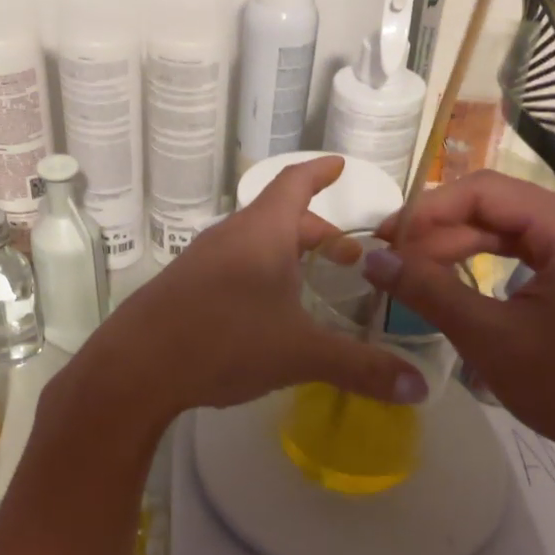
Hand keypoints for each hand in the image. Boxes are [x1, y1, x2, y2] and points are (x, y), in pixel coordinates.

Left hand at [69, 156, 428, 420]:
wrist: (134, 368)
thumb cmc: (223, 342)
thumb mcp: (300, 354)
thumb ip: (361, 368)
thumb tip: (420, 388)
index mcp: (262, 233)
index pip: (295, 183)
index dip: (320, 172)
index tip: (340, 165)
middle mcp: (229, 237)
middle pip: (278, 218)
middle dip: (316, 233)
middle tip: (347, 260)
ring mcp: (200, 262)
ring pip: (253, 245)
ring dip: (285, 257)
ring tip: (309, 288)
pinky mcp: (181, 289)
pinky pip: (230, 268)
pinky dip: (258, 277)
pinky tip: (264, 315)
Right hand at [367, 171, 554, 472]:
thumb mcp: (490, 338)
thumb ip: (428, 290)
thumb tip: (372, 258)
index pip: (486, 191)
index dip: (427, 210)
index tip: (384, 240)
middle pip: (501, 206)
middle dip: (441, 230)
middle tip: (393, 262)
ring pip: (516, 231)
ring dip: (463, 246)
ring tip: (418, 273)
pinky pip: (535, 255)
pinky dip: (493, 264)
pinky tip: (463, 283)